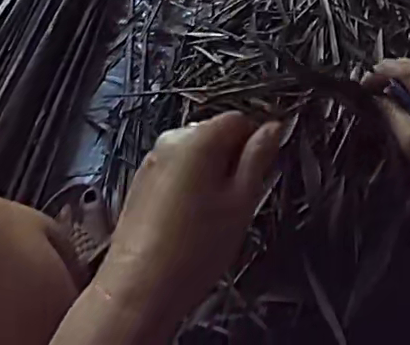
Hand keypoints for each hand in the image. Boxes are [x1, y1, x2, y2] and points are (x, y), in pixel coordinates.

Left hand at [92, 112, 283, 330]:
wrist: (135, 292)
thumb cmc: (195, 248)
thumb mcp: (241, 202)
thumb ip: (259, 157)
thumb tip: (274, 127)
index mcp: (201, 137)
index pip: (240, 118)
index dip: (256, 141)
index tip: (260, 172)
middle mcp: (173, 137)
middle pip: (216, 133)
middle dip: (232, 158)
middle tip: (237, 199)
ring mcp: (153, 158)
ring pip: (196, 152)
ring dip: (210, 172)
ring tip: (212, 214)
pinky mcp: (140, 180)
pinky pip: (176, 168)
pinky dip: (188, 184)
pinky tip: (188, 220)